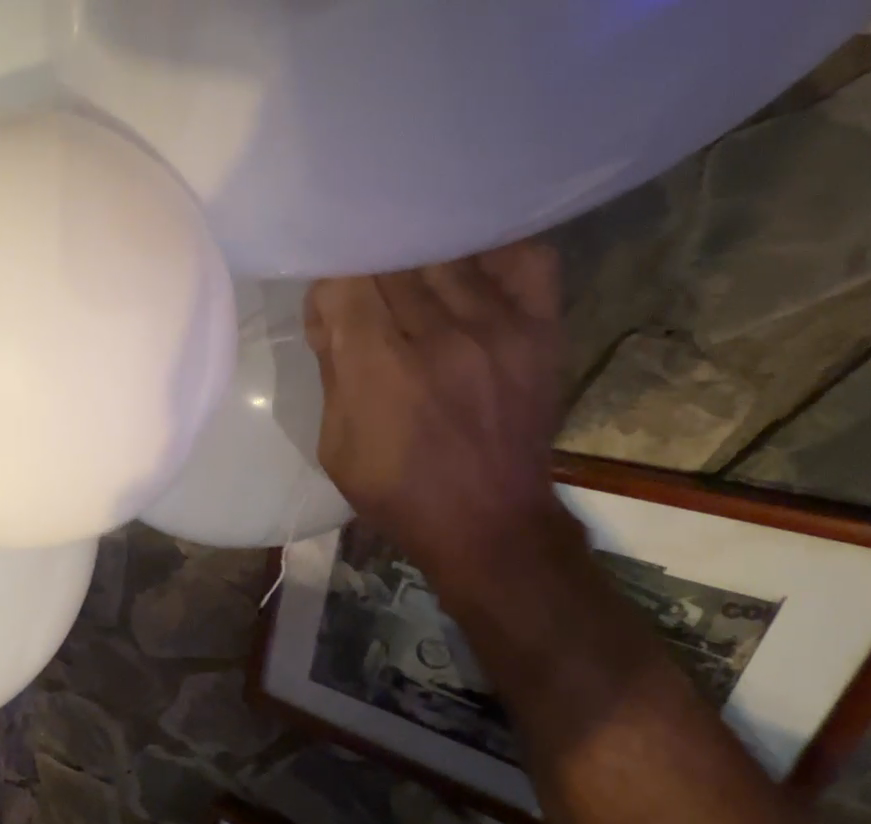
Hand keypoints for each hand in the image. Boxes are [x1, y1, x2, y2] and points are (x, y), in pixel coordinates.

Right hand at [304, 243, 572, 582]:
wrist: (487, 521)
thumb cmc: (397, 491)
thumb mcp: (335, 443)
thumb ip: (332, 372)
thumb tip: (330, 316)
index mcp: (380, 369)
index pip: (346, 282)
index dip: (329, 289)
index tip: (329, 310)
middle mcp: (440, 335)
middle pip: (393, 261)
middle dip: (368, 273)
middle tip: (365, 298)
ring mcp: (498, 326)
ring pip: (448, 254)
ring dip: (419, 263)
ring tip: (411, 284)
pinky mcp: (542, 327)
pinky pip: (521, 258)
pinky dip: (490, 255)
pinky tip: (468, 273)